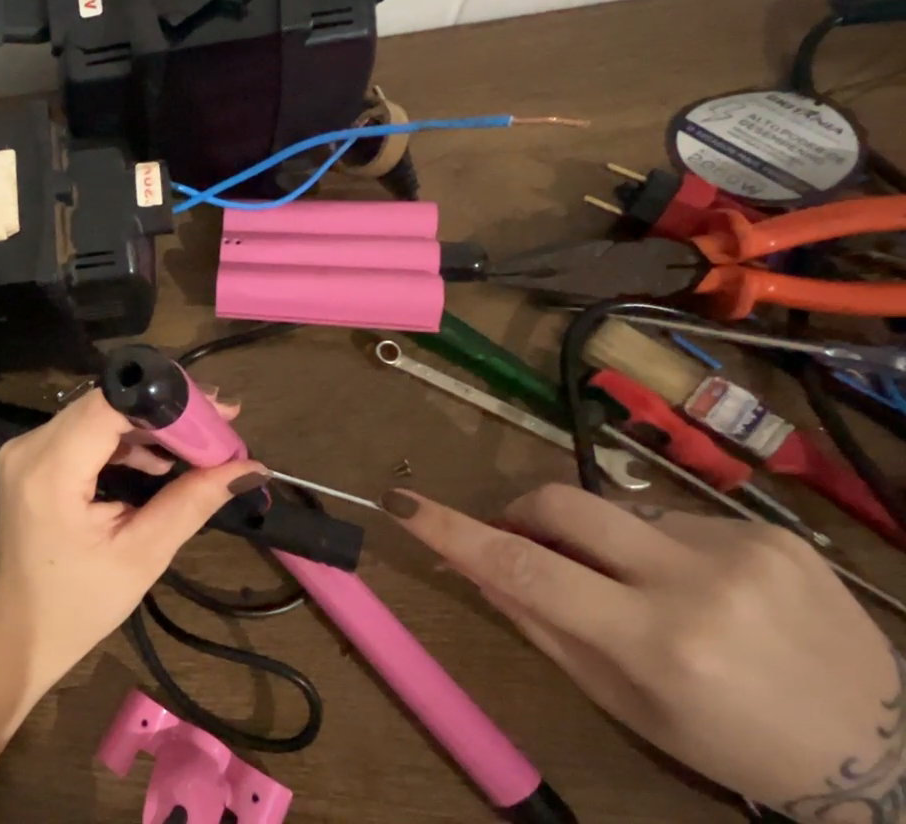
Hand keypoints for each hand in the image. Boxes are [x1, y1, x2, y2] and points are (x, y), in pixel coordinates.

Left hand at [0, 390, 266, 700]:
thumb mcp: (143, 555)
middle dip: (165, 412)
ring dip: (148, 427)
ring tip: (199, 448)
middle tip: (221, 426)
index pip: (109, 406)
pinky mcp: (33, 459)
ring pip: (96, 415)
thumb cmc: (79, 603)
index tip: (220, 411)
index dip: (167, 400)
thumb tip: (248, 468)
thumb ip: (191, 502)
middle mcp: (29, 447)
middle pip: (104, 405)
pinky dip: (124, 441)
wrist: (20, 628)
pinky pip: (84, 433)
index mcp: (49, 471)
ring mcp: (26, 450)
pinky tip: (159, 463)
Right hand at [386, 484, 902, 817]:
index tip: (403, 504)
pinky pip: (674, 518)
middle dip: (522, 513)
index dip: (455, 532)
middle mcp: (697, 584)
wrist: (892, 755)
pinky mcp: (775, 534)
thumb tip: (473, 565)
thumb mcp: (626, 704)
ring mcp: (744, 550)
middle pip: (563, 506)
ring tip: (644, 589)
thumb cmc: (734, 744)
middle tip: (518, 538)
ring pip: (617, 513)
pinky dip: (660, 546)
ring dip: (604, 542)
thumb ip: (542, 626)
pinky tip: (701, 588)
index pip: (525, 570)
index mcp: (657, 643)